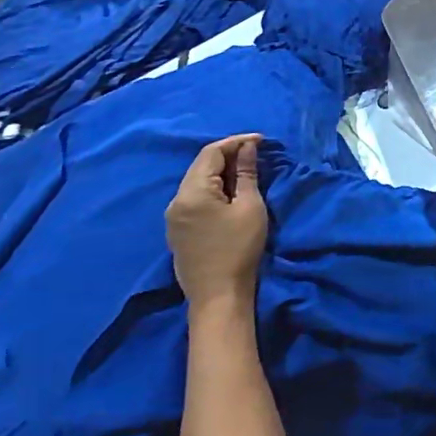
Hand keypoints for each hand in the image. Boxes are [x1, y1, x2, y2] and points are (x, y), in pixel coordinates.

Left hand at [167, 135, 268, 307]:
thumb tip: (248, 147)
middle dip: (228, 154)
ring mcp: (173, 216)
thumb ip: (247, 173)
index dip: (236, 142)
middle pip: (201, 165)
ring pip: (197, 180)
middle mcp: (176, 200)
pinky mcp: (177, 229)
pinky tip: (230, 191)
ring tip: (246, 170)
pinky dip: (213, 187)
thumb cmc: (239, 248)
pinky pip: (194, 196)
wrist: (218, 294)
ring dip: (220, 171)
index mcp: (192, 192)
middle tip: (256, 152)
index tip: (261, 140)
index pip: (211, 153)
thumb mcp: (249, 206)